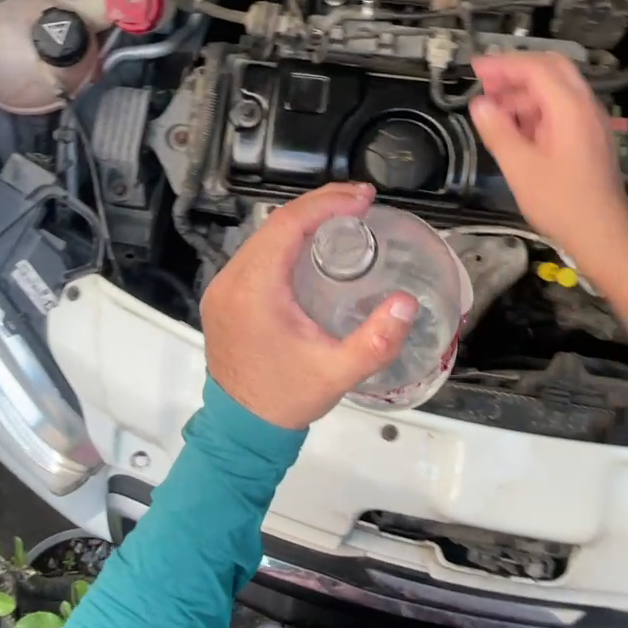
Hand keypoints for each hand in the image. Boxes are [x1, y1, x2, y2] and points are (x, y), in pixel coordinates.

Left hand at [201, 183, 417, 428]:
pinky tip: (311, 245)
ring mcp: (222, 289)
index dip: (326, 204)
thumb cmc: (285, 400)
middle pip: (274, 224)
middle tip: (359, 201)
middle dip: (318, 206)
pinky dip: (284, 242)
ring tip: (342, 217)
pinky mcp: (223, 299)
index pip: (288, 226)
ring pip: (262, 238)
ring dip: (301, 222)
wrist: (241, 428)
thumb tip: (406, 304)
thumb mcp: (337, 373)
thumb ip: (376, 341)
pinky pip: (254, 256)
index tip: (362, 198)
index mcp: (253, 291)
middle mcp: (230, 281)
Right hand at [467, 53, 627, 264]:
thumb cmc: (561, 203)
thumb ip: (498, 131)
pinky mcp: (588, 138)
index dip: (503, 65)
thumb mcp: (520, 168)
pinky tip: (514, 128)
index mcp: (570, 109)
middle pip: (551, 70)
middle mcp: (585, 107)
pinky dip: (535, 110)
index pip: (536, 69)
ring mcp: (590, 122)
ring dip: (523, 93)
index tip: (475, 69)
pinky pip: (561, 110)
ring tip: (493, 110)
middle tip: (485, 82)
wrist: (601, 233)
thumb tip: (479, 105)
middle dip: (516, 72)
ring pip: (556, 90)